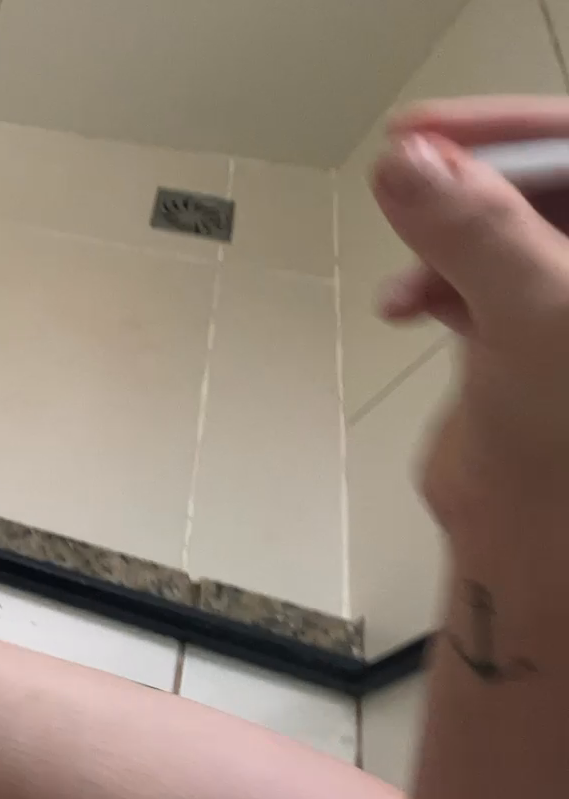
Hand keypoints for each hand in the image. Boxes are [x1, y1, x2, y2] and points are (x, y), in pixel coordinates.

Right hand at [371, 97, 568, 528]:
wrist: (535, 515)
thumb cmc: (567, 423)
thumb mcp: (531, 307)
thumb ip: (472, 231)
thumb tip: (407, 163)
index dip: (513, 129)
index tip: (425, 128)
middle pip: (546, 186)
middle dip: (465, 197)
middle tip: (401, 200)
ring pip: (502, 232)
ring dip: (439, 251)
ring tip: (404, 290)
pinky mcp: (529, 323)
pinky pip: (477, 277)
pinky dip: (433, 286)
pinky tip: (408, 308)